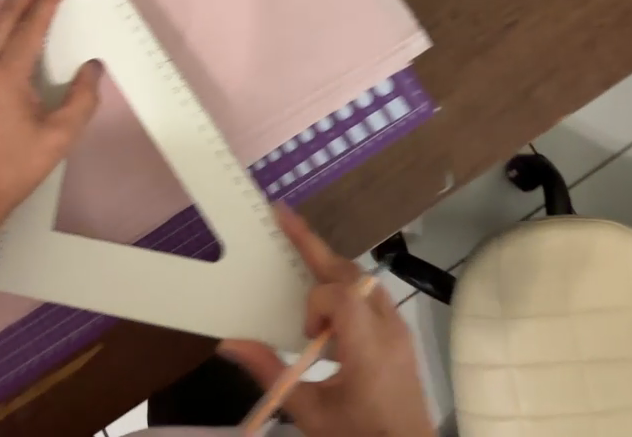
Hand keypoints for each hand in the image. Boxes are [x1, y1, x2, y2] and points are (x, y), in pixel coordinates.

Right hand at [220, 206, 435, 436]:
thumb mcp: (311, 414)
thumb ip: (270, 373)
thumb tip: (229, 343)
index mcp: (368, 348)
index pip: (339, 296)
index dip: (315, 305)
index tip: (306, 336)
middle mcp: (389, 329)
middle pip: (352, 272)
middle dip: (314, 246)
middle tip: (281, 217)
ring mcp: (400, 332)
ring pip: (364, 280)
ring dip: (332, 267)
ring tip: (303, 256)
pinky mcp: (403, 339)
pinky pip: (373, 296)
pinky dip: (348, 286)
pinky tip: (331, 300)